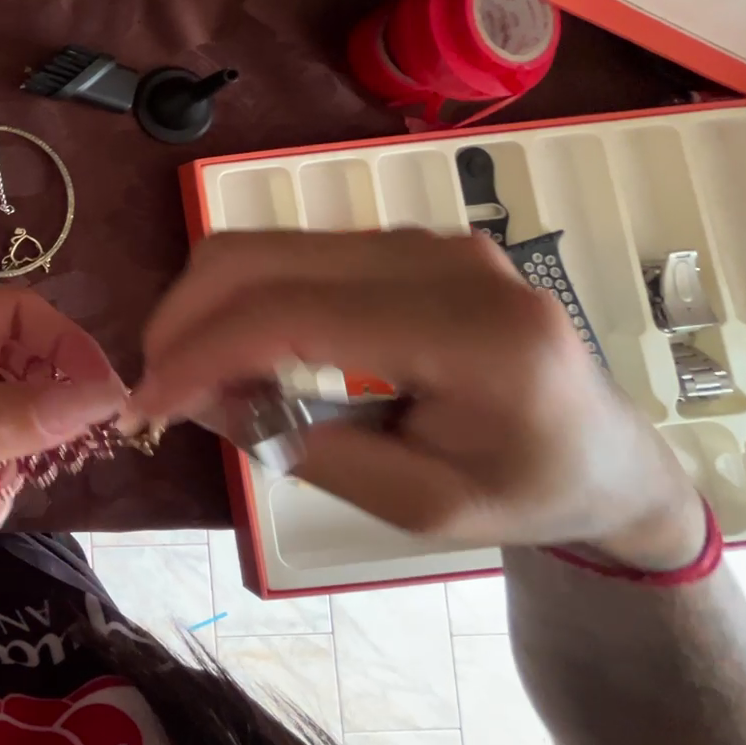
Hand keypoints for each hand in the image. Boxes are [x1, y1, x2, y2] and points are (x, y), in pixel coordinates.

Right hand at [131, 230, 707, 570]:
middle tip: (151, 384)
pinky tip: (225, 347)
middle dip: (180, 321)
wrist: (601, 453)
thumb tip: (193, 396)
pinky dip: (227, 299)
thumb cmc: (521, 492)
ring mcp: (413, 239)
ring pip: (254, 247)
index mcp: (473, 331)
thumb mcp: (415, 505)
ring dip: (196, 308)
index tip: (144, 406)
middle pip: (256, 259)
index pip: (291, 316)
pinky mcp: (387, 242)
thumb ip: (299, 448)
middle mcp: (440, 260)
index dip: (199, 355)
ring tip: (184, 370)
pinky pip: (275, 254)